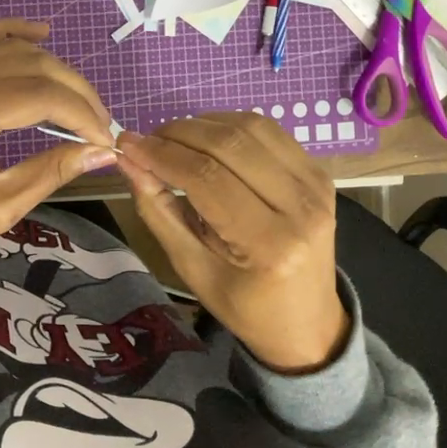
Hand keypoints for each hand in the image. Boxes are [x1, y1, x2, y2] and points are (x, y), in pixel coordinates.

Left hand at [0, 19, 115, 252]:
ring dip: (55, 68)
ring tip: (81, 102)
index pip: (44, 96)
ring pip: (15, 49)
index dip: (83, 115)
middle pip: (36, 66)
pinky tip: (42, 32)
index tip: (105, 142)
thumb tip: (100, 153)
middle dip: (78, 93)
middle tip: (100, 126)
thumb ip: (48, 173)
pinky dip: (13, 30)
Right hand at [115, 113, 349, 373]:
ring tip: (172, 139)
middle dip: (177, 134)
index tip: (127, 145)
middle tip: (146, 140)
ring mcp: (316, 186)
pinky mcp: (319, 173)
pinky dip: (229, 125)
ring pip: (250, 127)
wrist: (308, 323)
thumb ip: (158, 210)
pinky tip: (205, 140)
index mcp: (269, 245)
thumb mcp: (190, 267)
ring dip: (202, 124)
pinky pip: (269, 131)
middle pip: (229, 144)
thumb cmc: (244, 304)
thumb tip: (128, 160)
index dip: (161, 155)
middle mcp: (301, 208)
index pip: (207, 178)